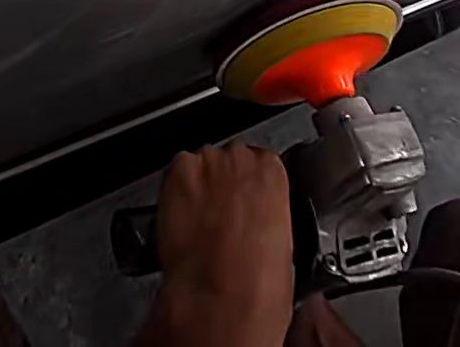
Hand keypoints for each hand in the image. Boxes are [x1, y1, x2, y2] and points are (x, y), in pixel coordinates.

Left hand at [132, 143, 293, 346]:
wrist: (218, 301)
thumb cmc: (257, 287)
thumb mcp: (284, 245)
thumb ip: (270, 212)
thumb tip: (261, 217)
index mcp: (271, 172)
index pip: (261, 161)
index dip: (252, 185)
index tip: (247, 201)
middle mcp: (237, 158)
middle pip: (229, 160)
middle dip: (226, 182)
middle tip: (224, 215)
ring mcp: (204, 162)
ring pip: (202, 166)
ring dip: (202, 185)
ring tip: (202, 221)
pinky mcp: (175, 172)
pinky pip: (178, 173)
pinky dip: (179, 189)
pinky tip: (184, 216)